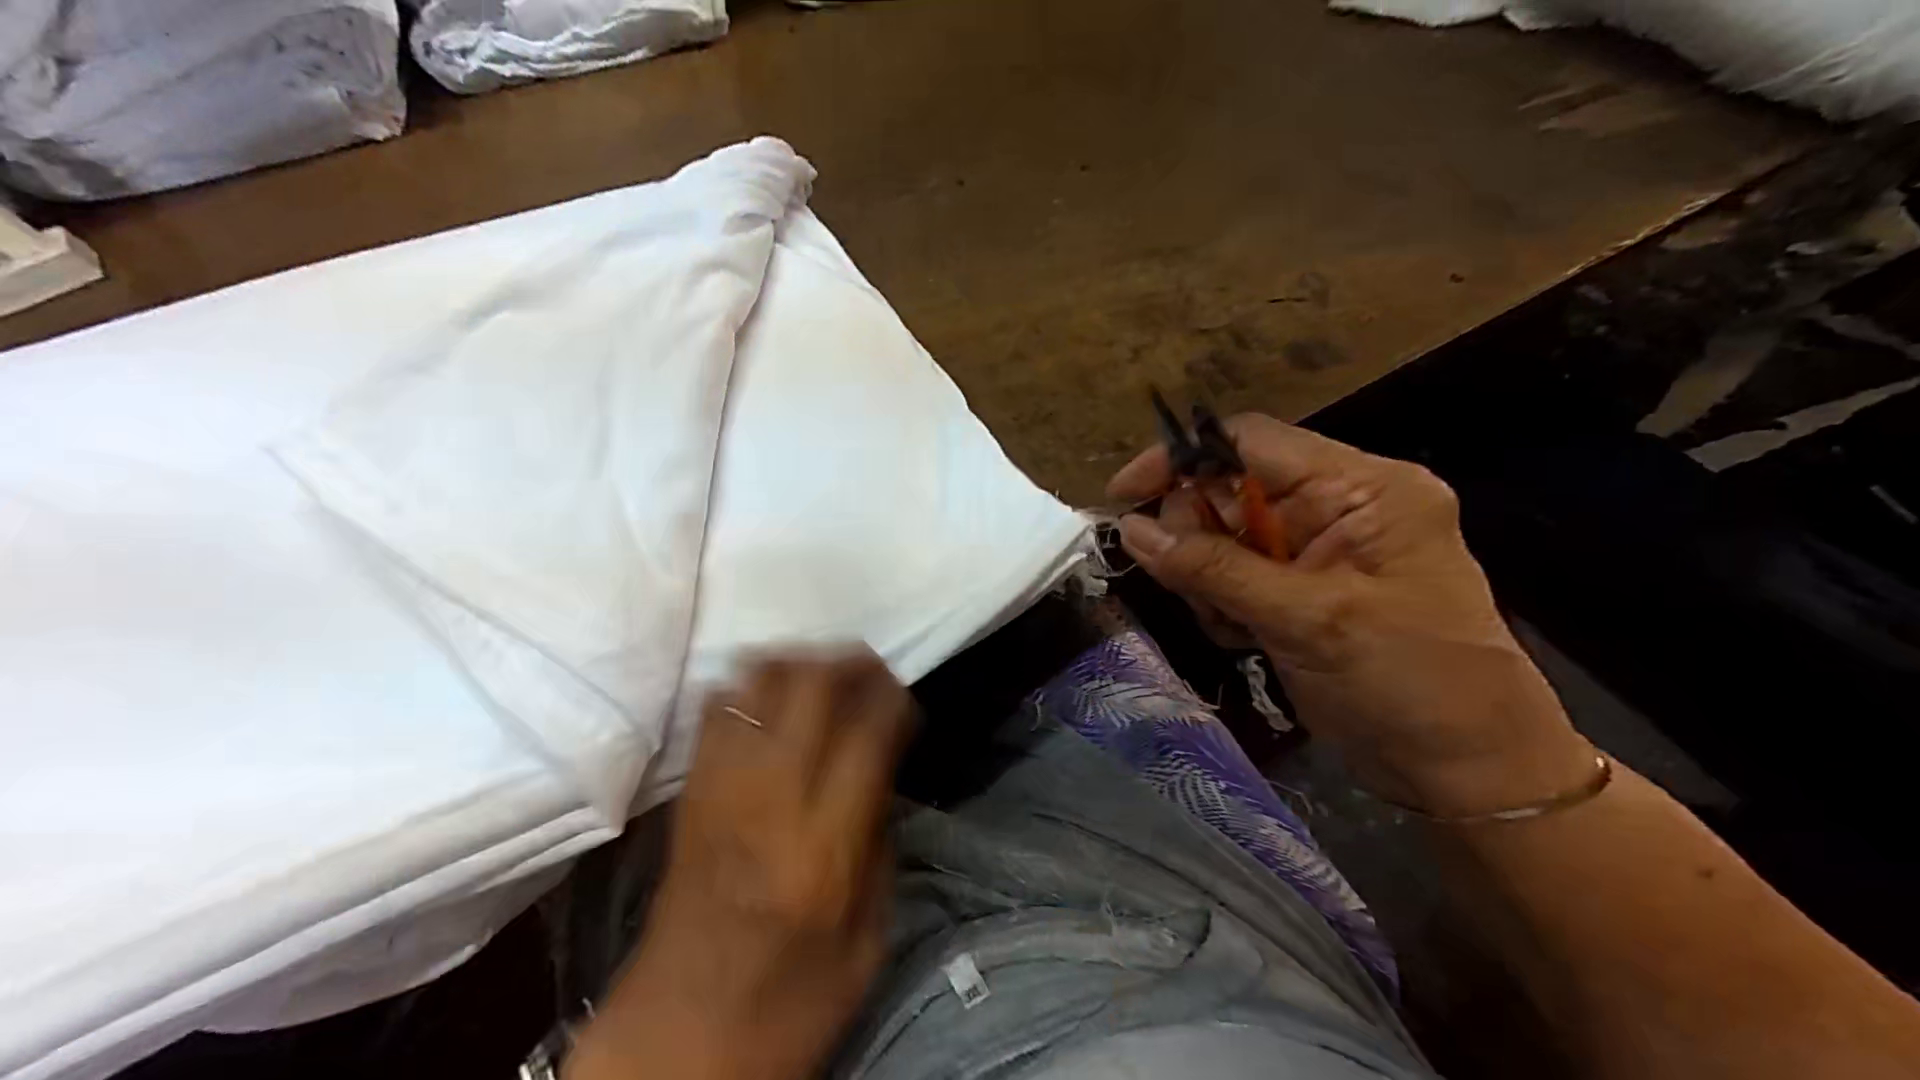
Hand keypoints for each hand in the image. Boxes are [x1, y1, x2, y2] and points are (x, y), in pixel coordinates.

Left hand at [569, 653, 914, 1079]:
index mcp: (825, 844)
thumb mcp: (868, 938)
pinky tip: (771, 699)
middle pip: (809, 685)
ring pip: (757, 682)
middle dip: (848, 661)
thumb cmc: (789, 1004)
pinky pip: (716, 708)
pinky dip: (749, 687)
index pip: (868, 731)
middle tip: (870, 667)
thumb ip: (879, 843)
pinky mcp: (689, 791)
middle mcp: (770, 798)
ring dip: (797, 662)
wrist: (675, 1040)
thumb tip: (881, 771)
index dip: (893, 697)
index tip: (905, 694)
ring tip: (823, 673)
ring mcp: (720, 787)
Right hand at [1108, 414, 1594, 817]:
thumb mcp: (1309, 621)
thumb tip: (1131, 529)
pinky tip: (1241, 638)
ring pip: (1221, 538)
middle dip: (1196, 536)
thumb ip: (1215, 570)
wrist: (1468, 771)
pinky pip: (1231, 576)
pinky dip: (1219, 603)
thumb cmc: (1412, 684)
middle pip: (1228, 491)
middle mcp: (1336, 507)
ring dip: (1206, 579)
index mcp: (1360, 489)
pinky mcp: (1298, 590)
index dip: (1181, 459)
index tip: (1123, 495)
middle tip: (1193, 589)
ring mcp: (1316, 551)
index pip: (1250, 442)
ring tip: (1230, 625)